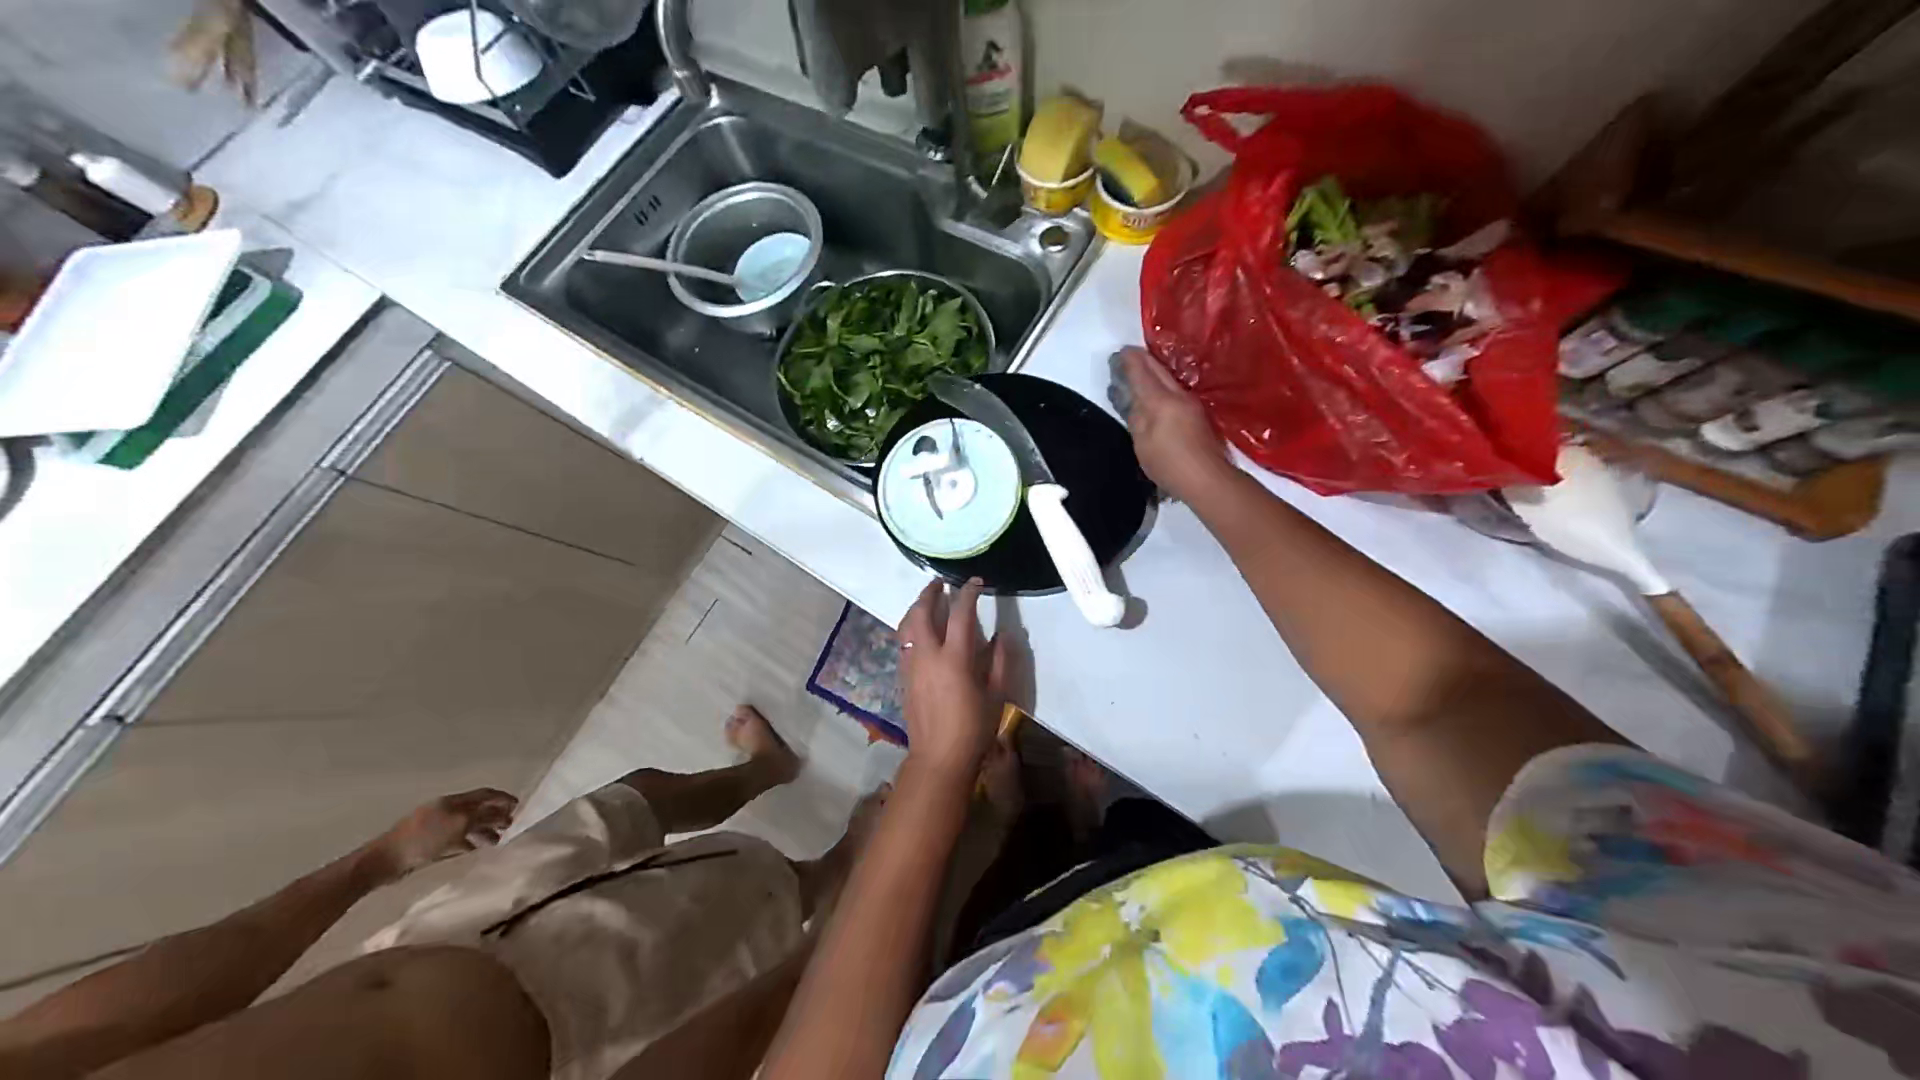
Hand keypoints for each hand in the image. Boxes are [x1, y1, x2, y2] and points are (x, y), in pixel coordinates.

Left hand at [362, 788, 516, 884]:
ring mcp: (435, 827)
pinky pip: (455, 839)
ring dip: (483, 830)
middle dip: (495, 815)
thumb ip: (483, 816)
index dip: (503, 798)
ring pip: (467, 825)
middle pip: (477, 809)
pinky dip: (468, 841)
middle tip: (510, 824)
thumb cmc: (424, 839)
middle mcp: (446, 810)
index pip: (485, 794)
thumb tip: (502, 812)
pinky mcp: (427, 844)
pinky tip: (474, 848)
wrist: (383, 862)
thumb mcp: (459, 824)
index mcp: (452, 801)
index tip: (518, 806)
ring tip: (496, 841)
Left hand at [899, 578, 1006, 789]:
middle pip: (922, 612)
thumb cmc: (974, 727)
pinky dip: (910, 627)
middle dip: (931, 593)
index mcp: (954, 658)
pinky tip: (919, 630)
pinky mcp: (903, 676)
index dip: (969, 593)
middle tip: (941, 583)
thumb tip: (1002, 635)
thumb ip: (1000, 661)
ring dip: (916, 607)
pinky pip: (903, 641)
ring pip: (907, 625)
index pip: (961, 614)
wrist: (939, 757)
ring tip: (927, 601)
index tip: (976, 582)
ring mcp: (911, 665)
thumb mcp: (997, 694)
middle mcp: (928, 655)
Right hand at [1112, 347, 1231, 501]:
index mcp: (1160, 401)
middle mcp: (1178, 395)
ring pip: (1169, 379)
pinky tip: (1157, 392)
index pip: (1142, 374)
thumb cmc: (1168, 463)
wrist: (1206, 478)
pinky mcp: (1198, 414)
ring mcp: (1191, 404)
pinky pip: (1176, 390)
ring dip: (1154, 371)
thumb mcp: (1142, 443)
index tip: (1120, 352)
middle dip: (1143, 360)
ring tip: (1141, 370)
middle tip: (1129, 355)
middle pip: (1159, 370)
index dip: (1130, 361)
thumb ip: (1136, 418)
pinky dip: (1163, 385)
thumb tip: (1135, 402)